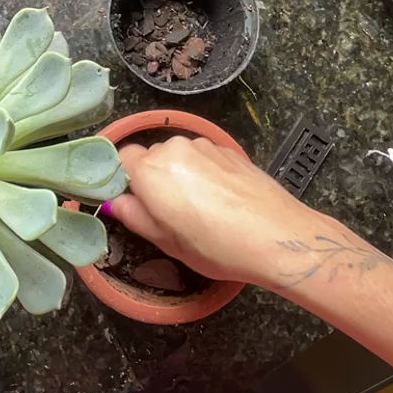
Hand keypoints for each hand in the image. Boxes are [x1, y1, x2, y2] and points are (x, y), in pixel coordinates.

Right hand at [107, 135, 335, 286]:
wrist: (276, 236)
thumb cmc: (217, 246)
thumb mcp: (167, 242)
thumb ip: (135, 216)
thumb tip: (116, 202)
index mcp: (151, 171)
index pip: (120, 158)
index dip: (123, 179)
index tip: (133, 201)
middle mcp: (173, 149)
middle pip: (150, 157)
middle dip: (153, 179)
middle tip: (167, 212)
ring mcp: (203, 146)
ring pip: (177, 156)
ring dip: (179, 175)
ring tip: (199, 208)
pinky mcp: (227, 148)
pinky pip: (202, 156)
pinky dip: (202, 172)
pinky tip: (219, 199)